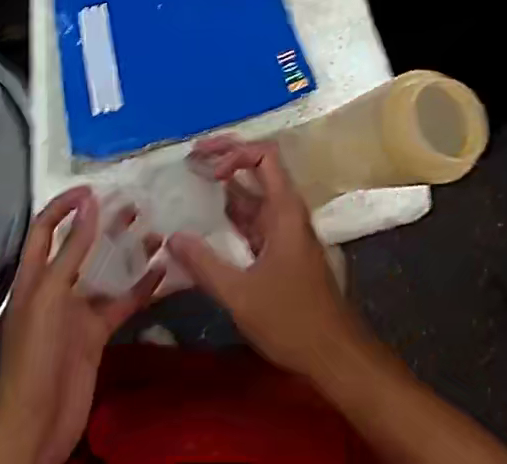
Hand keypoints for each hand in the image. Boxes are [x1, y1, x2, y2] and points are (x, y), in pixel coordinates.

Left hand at [0, 187, 163, 463]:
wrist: (38, 422)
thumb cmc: (35, 353)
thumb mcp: (50, 296)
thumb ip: (71, 251)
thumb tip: (89, 203)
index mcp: (34, 275)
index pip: (46, 227)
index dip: (65, 204)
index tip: (94, 188)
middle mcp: (56, 287)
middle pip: (80, 245)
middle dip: (104, 222)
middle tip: (136, 203)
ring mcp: (78, 310)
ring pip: (106, 271)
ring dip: (128, 252)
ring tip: (156, 230)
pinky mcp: (97, 332)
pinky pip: (122, 302)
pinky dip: (141, 288)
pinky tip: (163, 272)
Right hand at [166, 138, 371, 382]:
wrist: (334, 354)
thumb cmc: (291, 320)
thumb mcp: (241, 294)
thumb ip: (204, 264)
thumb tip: (171, 237)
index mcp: (284, 210)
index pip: (264, 156)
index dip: (235, 153)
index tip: (209, 172)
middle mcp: (286, 212)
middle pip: (257, 168)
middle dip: (225, 158)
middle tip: (191, 157)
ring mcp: (283, 230)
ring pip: (252, 196)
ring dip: (224, 186)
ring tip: (190, 182)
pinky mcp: (279, 249)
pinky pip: (251, 220)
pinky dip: (229, 214)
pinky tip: (204, 222)